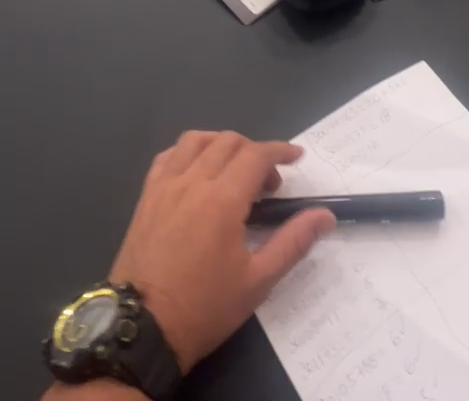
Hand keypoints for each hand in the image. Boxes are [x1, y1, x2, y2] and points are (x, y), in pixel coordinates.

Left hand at [110, 131, 336, 371]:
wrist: (143, 328)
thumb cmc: (205, 307)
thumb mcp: (258, 281)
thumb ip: (294, 241)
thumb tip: (326, 215)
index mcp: (222, 199)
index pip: (256, 154)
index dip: (280, 150)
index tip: (297, 157)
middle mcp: (192, 182)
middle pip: (228, 142)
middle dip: (255, 152)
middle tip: (267, 185)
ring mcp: (165, 186)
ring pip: (197, 140)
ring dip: (222, 145)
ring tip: (235, 170)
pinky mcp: (146, 196)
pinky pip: (169, 156)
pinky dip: (190, 153)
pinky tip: (198, 172)